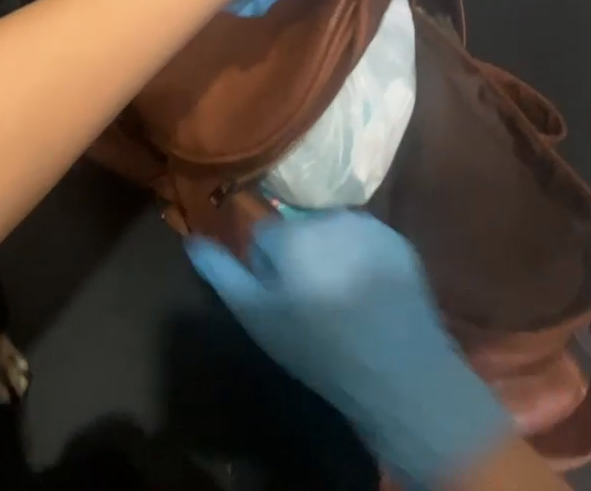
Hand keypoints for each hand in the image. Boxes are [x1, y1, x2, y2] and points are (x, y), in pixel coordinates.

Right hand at [186, 212, 510, 489]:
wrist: (398, 373)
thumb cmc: (317, 349)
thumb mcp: (256, 318)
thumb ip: (222, 272)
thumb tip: (191, 238)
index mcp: (290, 234)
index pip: (262, 236)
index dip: (266, 268)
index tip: (279, 300)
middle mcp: (328, 217)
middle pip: (298, 229)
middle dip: (298, 256)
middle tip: (310, 302)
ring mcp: (368, 225)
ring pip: (332, 231)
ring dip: (329, 253)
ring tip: (341, 299)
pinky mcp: (398, 240)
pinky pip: (365, 239)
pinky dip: (361, 256)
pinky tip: (368, 293)